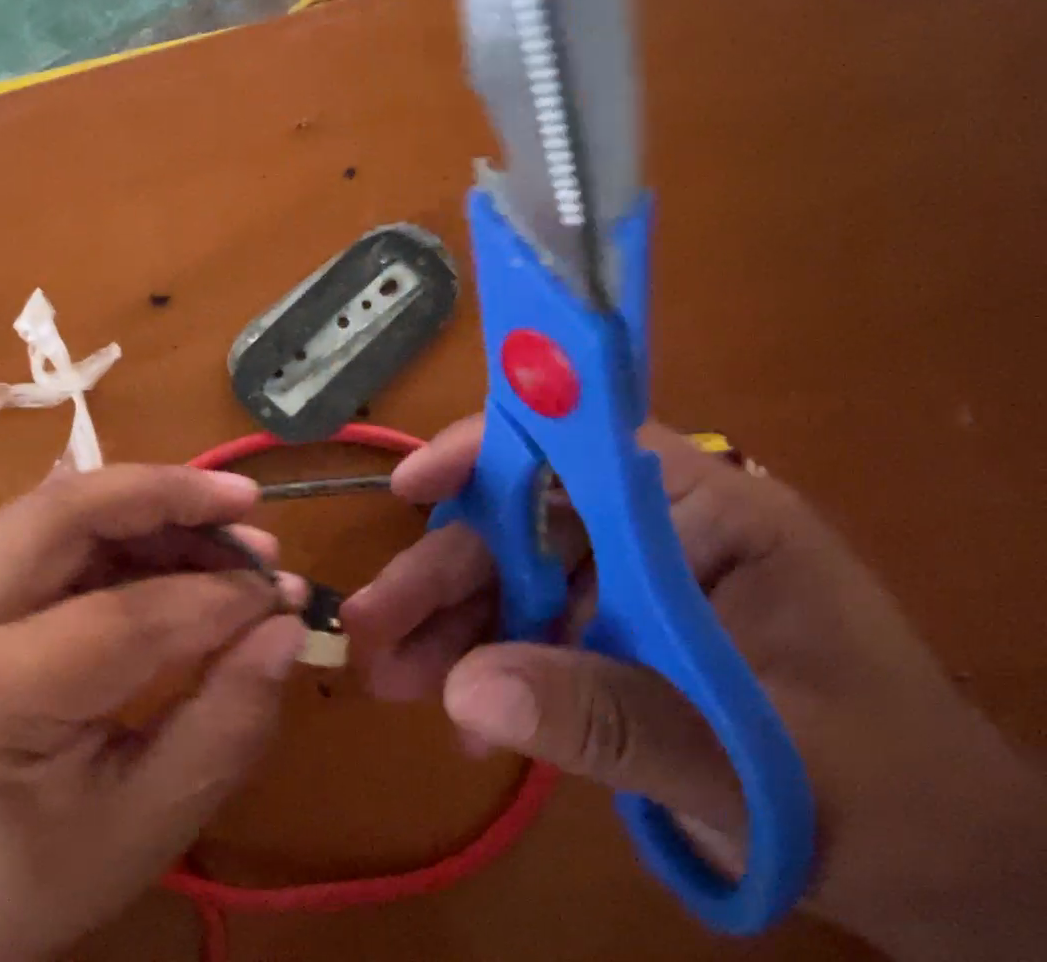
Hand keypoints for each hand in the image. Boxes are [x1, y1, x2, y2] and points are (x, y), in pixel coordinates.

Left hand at [0, 466, 306, 961]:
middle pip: (61, 515)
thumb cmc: (49, 873)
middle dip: (163, 495)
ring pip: (51, 512)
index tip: (283, 593)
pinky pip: (41, 536)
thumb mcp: (154, 818)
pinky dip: (114, 530)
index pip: (118, 615)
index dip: (213, 595)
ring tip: (226, 535)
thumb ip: (226, 717)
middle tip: (247, 505)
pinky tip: (174, 550)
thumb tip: (285, 622)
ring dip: (143, 509)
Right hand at [343, 417, 1046, 960]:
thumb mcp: (748, 760)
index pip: (586, 448)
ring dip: (447, 625)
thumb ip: (611, 719)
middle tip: (371, 631)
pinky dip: (486, 666)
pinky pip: (530, 631)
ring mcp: (638, 589)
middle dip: (441, 574)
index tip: (409, 490)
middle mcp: (665, 537)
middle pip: (525, 522)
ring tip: (391, 682)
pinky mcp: (621, 639)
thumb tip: (463, 687)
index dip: (491, 453)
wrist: (951, 874)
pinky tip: (464, 720)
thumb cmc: (882, 799)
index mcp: (716, 521)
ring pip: (513, 577)